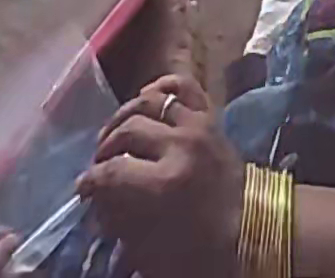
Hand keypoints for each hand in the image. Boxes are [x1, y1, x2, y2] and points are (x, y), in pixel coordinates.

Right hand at [76, 75, 241, 277]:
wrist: (252, 225)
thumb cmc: (201, 247)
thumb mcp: (151, 248)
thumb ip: (119, 219)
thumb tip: (96, 199)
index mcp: (166, 183)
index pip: (112, 172)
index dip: (90, 182)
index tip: (82, 188)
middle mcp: (180, 144)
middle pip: (127, 131)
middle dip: (105, 148)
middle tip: (99, 163)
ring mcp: (197, 123)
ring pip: (150, 102)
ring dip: (125, 116)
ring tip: (115, 133)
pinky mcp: (209, 114)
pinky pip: (183, 85)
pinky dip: (162, 86)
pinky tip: (147, 98)